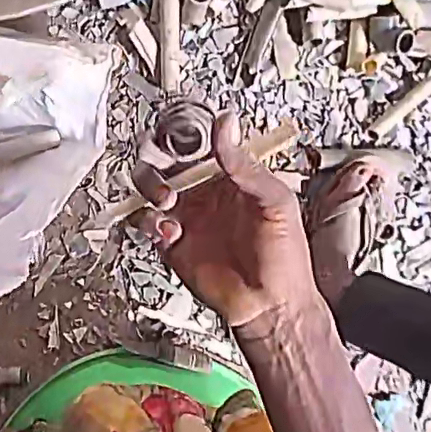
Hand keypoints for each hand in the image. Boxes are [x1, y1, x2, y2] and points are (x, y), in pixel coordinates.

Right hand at [132, 111, 321, 332]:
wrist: (269, 306)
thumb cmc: (284, 258)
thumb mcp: (276, 201)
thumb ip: (245, 165)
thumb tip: (227, 125)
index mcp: (230, 176)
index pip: (199, 143)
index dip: (184, 135)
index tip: (179, 135)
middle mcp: (203, 192)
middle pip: (164, 160)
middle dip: (157, 159)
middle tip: (168, 169)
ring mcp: (185, 216)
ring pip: (148, 187)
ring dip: (150, 186)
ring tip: (166, 200)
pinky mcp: (170, 242)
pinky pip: (146, 222)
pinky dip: (151, 223)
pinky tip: (171, 232)